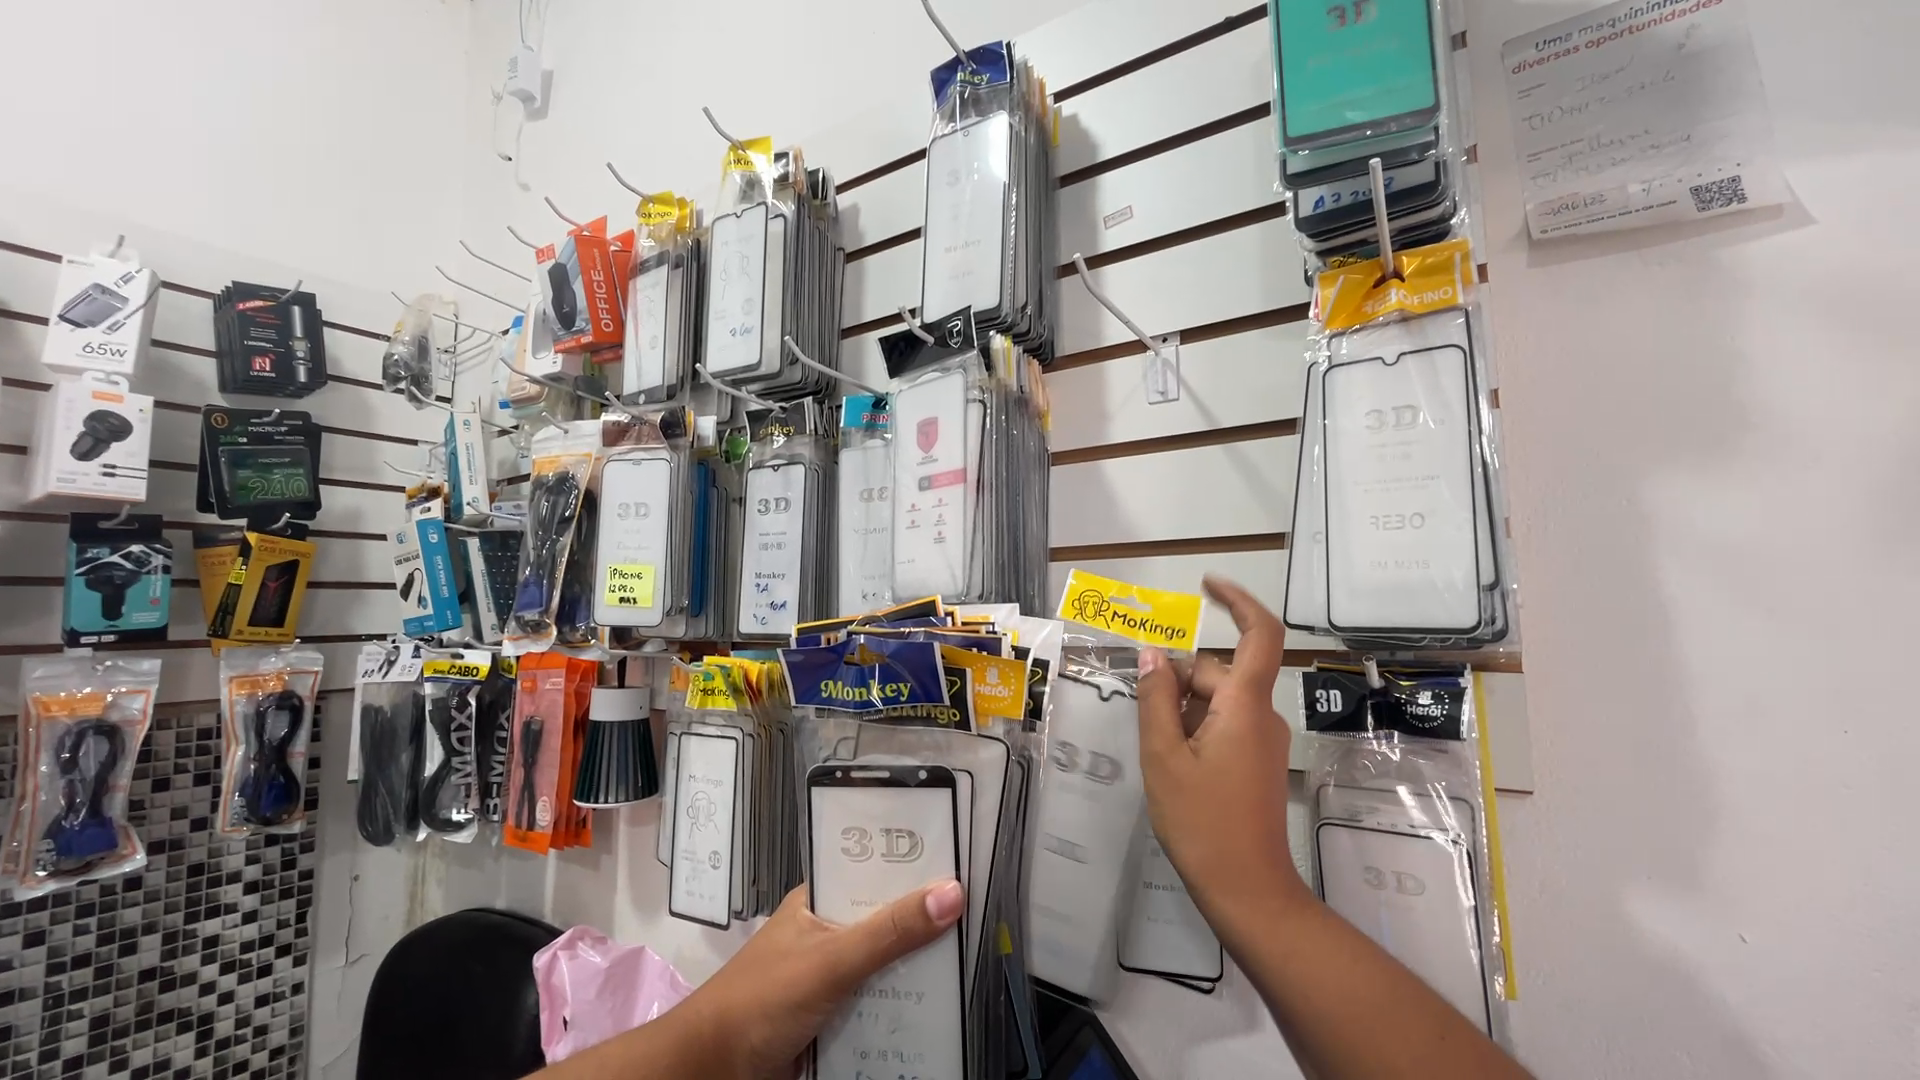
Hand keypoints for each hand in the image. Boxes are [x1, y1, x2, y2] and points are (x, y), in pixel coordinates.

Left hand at [675, 880, 965, 1078]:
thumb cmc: (763, 1000)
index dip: (915, 866)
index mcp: (819, 901)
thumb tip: (953, 891)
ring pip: (886, 966)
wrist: (709, 1072)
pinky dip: (903, 1007)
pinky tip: (939, 1008)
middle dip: (926, 924)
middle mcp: (827, 933)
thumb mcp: (832, 960)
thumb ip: (889, 931)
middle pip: (886, 921)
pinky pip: (879, 1005)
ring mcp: (830, 977)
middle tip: (979, 916)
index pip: (874, 870)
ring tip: (972, 961)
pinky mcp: (833, 1017)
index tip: (963, 863)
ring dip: (918, 970)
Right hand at [1136, 576, 1306, 930]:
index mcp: (1245, 706)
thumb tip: (1153, 654)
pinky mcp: (1259, 763)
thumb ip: (1156, 699)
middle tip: (1142, 713)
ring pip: (1218, 701)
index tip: (1207, 584)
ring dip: (1183, 709)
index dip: (1237, 600)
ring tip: (1154, 747)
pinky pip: (1225, 725)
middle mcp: (1262, 715)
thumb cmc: (1201, 821)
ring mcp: (1264, 741)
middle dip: (1179, 681)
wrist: (1248, 890)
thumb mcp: (1163, 757)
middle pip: (1220, 674)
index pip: (1259, 634)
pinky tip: (1172, 761)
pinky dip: (1195, 728)